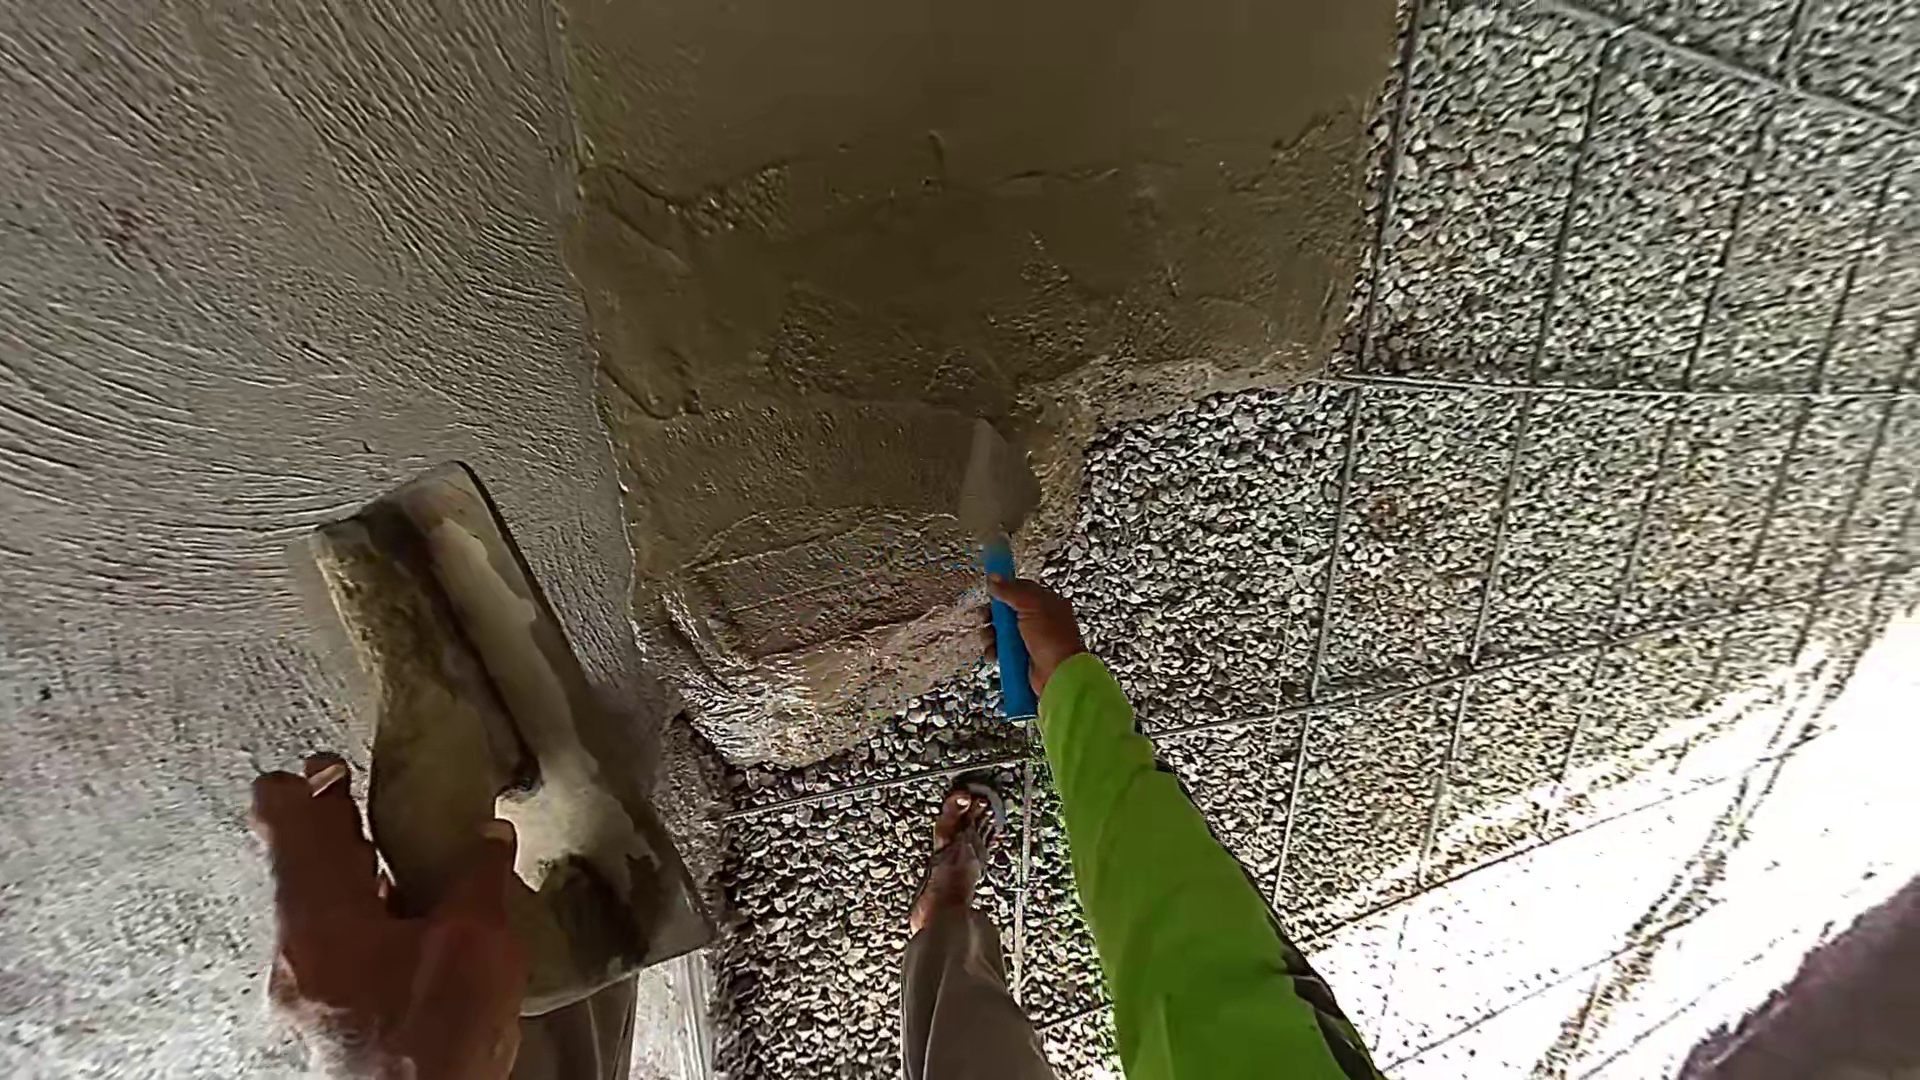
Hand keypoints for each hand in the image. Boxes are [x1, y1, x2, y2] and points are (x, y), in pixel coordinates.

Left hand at [252, 755, 526, 1079]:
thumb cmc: (443, 1015)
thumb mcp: (475, 932)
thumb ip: (478, 874)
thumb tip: (487, 831)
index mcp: (326, 932)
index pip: (305, 855)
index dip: (297, 809)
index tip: (288, 771)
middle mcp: (307, 954)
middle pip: (307, 874)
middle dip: (316, 825)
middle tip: (322, 776)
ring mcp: (320, 981)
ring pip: (325, 899)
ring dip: (342, 854)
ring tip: (362, 819)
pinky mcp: (344, 998)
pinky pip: (346, 923)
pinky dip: (362, 887)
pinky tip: (392, 882)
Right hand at [987, 575, 1087, 696]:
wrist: (1059, 675)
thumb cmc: (1051, 637)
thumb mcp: (1032, 606)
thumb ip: (1010, 591)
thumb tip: (993, 576)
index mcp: (1045, 602)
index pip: (1020, 589)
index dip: (1004, 590)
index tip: (990, 591)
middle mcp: (1037, 619)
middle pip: (1006, 610)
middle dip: (992, 615)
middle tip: (985, 618)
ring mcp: (1028, 639)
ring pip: (1000, 631)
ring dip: (990, 635)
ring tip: (990, 641)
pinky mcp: (1020, 656)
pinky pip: (1000, 649)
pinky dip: (993, 651)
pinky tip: (993, 654)